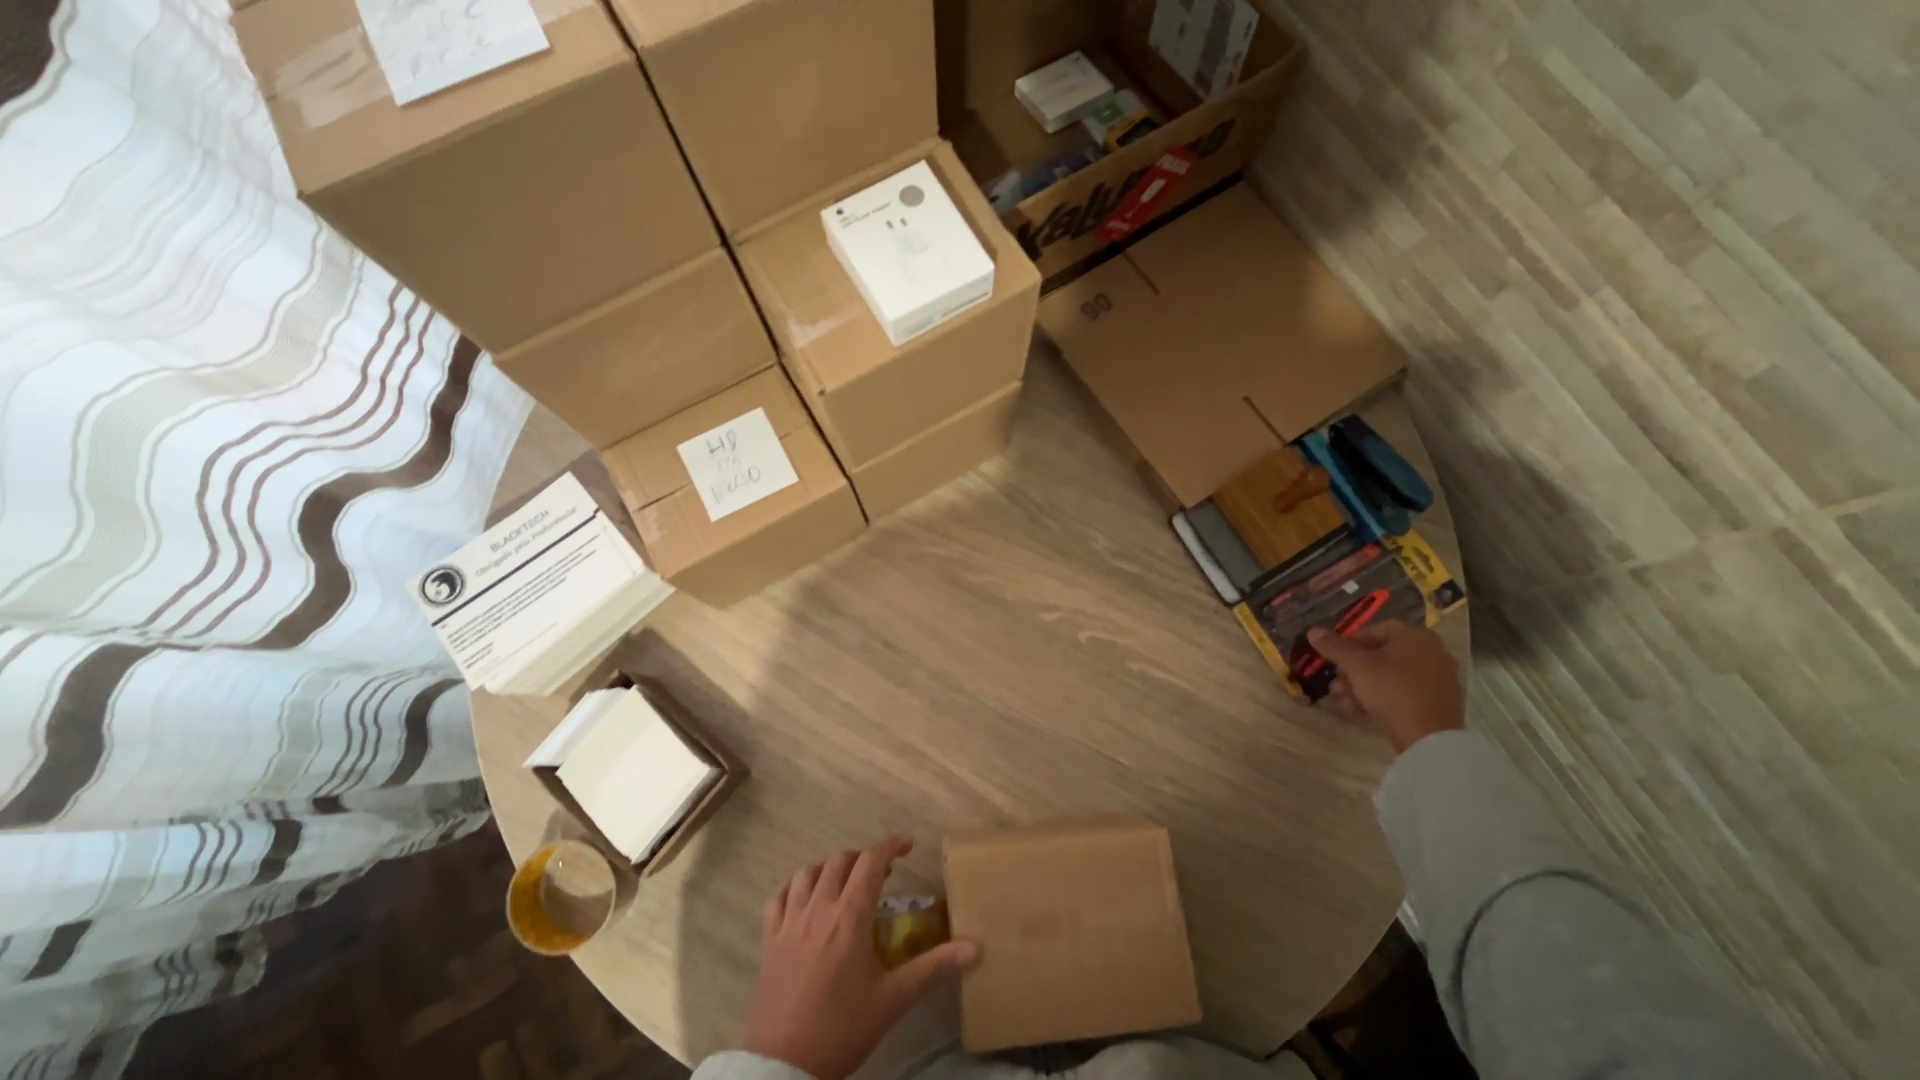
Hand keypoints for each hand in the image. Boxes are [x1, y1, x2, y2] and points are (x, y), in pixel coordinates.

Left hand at [744, 836, 979, 1079]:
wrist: (786, 1062)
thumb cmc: (843, 1027)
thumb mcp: (894, 999)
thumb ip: (933, 967)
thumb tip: (975, 949)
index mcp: (849, 917)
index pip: (870, 862)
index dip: (890, 846)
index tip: (907, 845)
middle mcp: (817, 909)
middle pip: (839, 862)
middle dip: (863, 858)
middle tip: (882, 875)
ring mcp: (788, 923)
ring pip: (807, 873)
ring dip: (829, 868)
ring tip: (845, 883)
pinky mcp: (769, 940)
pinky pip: (778, 897)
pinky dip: (794, 886)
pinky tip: (804, 898)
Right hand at [1308, 620, 1463, 752]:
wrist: (1428, 736)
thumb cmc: (1391, 689)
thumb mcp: (1356, 666)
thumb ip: (1334, 647)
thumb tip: (1313, 631)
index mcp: (1417, 636)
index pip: (1378, 629)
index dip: (1351, 642)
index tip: (1336, 658)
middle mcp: (1433, 651)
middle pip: (1383, 654)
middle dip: (1354, 669)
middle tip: (1337, 683)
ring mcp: (1440, 678)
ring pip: (1392, 676)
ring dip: (1364, 685)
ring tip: (1346, 701)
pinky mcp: (1440, 702)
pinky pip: (1406, 692)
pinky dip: (1384, 698)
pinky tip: (1364, 712)